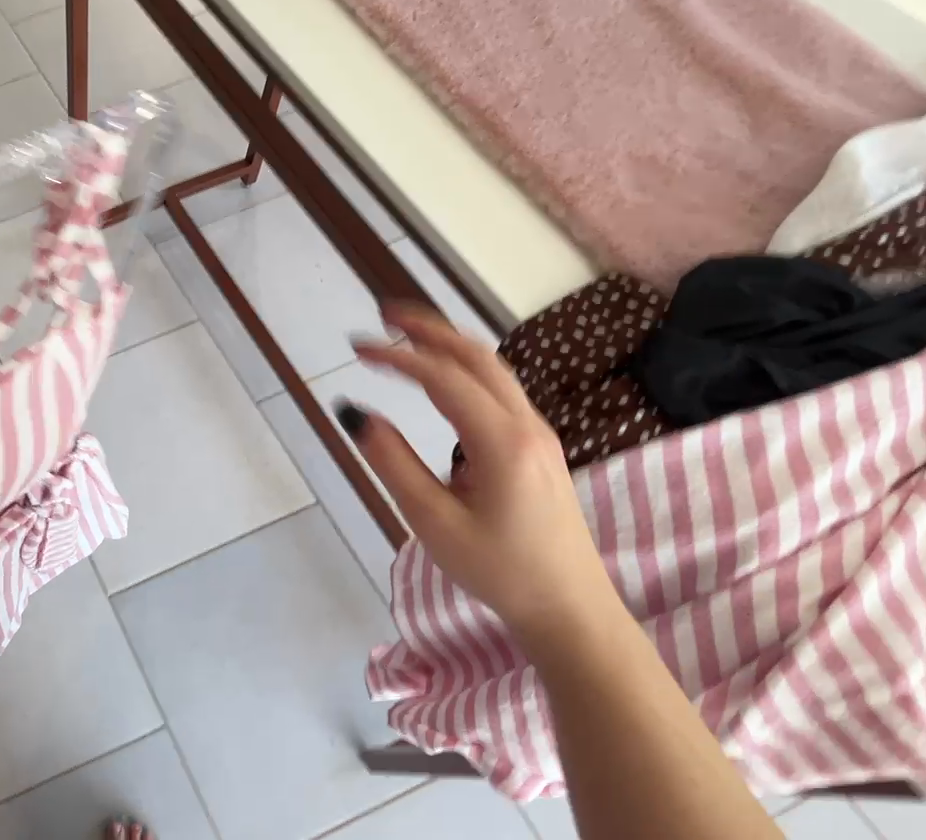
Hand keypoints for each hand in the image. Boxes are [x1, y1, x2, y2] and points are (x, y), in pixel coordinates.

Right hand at [339, 304, 624, 650]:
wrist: (571, 610)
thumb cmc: (498, 569)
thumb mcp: (432, 521)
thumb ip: (393, 462)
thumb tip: (356, 414)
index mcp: (501, 442)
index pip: (442, 378)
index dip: (397, 356)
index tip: (355, 348)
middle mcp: (525, 425)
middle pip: (476, 356)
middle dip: (428, 328)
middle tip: (382, 314)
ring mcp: (537, 433)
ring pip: (492, 368)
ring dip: (446, 343)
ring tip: (404, 333)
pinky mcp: (536, 446)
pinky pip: (497, 388)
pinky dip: (462, 366)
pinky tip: (438, 374)